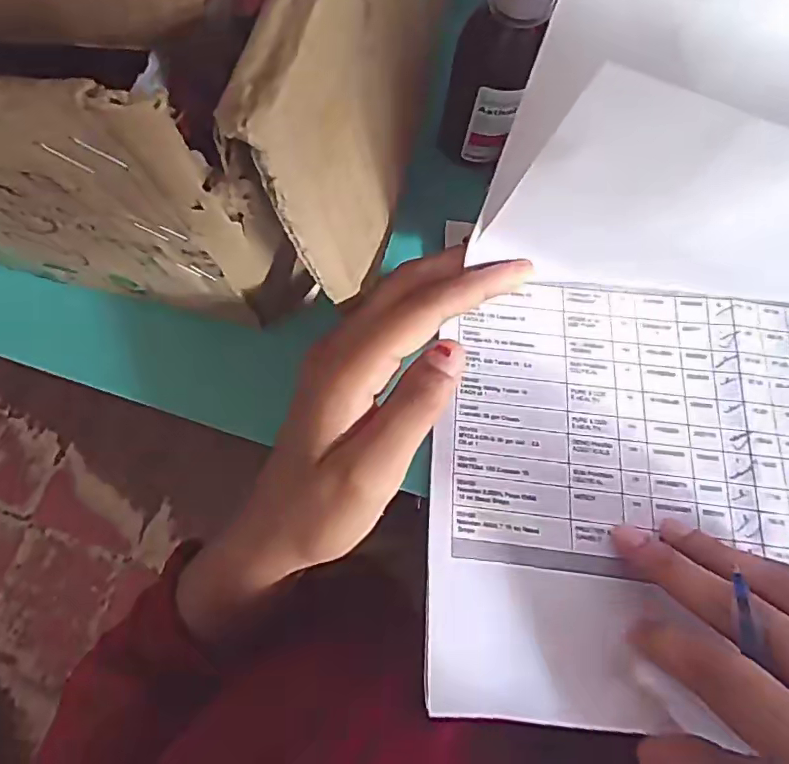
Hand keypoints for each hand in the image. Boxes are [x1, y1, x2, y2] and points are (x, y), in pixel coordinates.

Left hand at [176, 246, 532, 642]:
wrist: (272, 529)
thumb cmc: (321, 511)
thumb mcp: (371, 473)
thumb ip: (413, 408)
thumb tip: (455, 348)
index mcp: (347, 367)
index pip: (418, 310)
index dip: (469, 286)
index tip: (516, 270)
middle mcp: (339, 346)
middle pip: (402, 286)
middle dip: (458, 266)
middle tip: (508, 259)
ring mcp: (336, 350)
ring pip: (393, 293)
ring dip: (440, 274)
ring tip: (486, 270)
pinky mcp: (341, 361)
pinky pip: (388, 311)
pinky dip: (424, 295)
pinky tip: (445, 304)